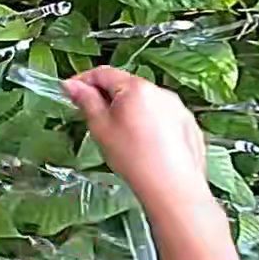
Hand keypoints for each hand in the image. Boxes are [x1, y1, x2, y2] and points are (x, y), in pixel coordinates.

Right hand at [62, 67, 208, 207]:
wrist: (173, 186)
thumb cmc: (130, 154)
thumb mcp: (99, 126)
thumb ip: (86, 100)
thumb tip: (71, 84)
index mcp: (136, 88)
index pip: (103, 73)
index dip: (82, 80)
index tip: (69, 93)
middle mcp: (161, 91)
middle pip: (124, 85)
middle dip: (105, 95)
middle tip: (90, 115)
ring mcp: (179, 107)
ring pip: (143, 100)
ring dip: (126, 107)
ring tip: (117, 131)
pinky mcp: (189, 124)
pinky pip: (160, 114)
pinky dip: (146, 119)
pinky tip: (141, 141)